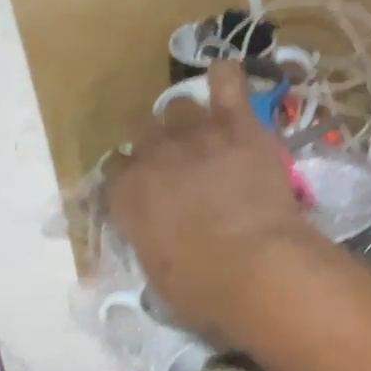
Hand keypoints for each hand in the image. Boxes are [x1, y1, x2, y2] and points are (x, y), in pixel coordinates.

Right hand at [106, 62, 317, 335]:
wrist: (257, 267)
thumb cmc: (204, 290)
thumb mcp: (159, 279)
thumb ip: (150, 245)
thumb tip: (156, 240)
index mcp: (127, 198)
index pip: (113, 172)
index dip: (128, 179)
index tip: (142, 192)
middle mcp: (153, 158)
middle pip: (140, 130)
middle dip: (153, 145)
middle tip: (175, 166)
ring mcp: (196, 135)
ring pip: (178, 106)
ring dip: (186, 121)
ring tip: (203, 137)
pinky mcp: (238, 125)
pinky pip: (226, 81)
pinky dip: (226, 81)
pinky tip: (229, 90)